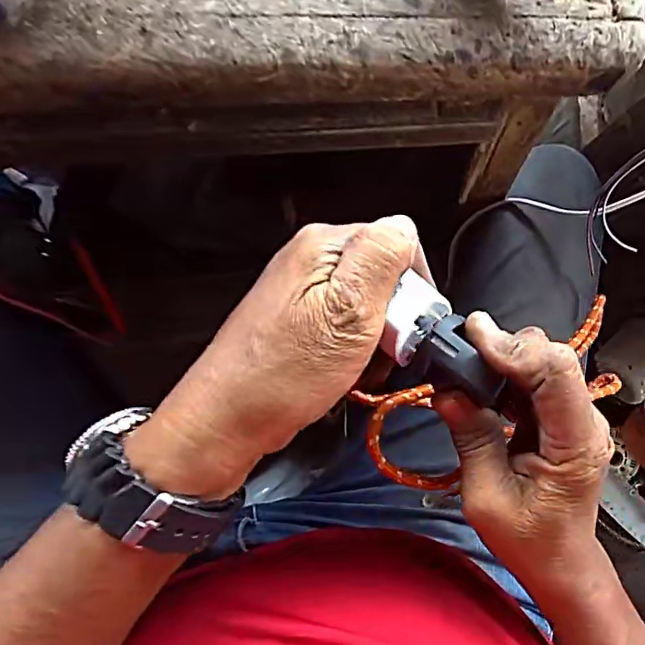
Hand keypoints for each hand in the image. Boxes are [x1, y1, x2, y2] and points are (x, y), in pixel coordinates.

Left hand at [126, 217, 421, 498]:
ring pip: (373, 304)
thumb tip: (404, 228)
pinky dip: (359, 348)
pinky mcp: (303, 317)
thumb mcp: (347, 312)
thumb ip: (381, 259)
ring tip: (358, 363)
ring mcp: (305, 289)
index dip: (414, 289)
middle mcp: (312, 259)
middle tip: (376, 349)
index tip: (400, 325)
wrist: (230, 417)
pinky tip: (346, 367)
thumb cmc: (278, 374)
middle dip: (397, 317)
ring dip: (378, 338)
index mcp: (324, 246)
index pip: (401, 242)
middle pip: (388, 273)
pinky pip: (351, 324)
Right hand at [433, 313, 611, 587]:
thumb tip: (449, 392)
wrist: (559, 559)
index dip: (513, 347)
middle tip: (460, 354)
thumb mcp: (487, 497)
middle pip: (552, 358)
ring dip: (503, 361)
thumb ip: (472, 439)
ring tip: (465, 370)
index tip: (472, 337)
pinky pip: (537, 382)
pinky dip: (507, 377)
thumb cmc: (531, 540)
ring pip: (544, 363)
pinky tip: (482, 386)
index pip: (556, 371)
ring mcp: (578, 418)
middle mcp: (586, 422)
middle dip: (505, 349)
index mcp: (576, 442)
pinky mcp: (564, 419)